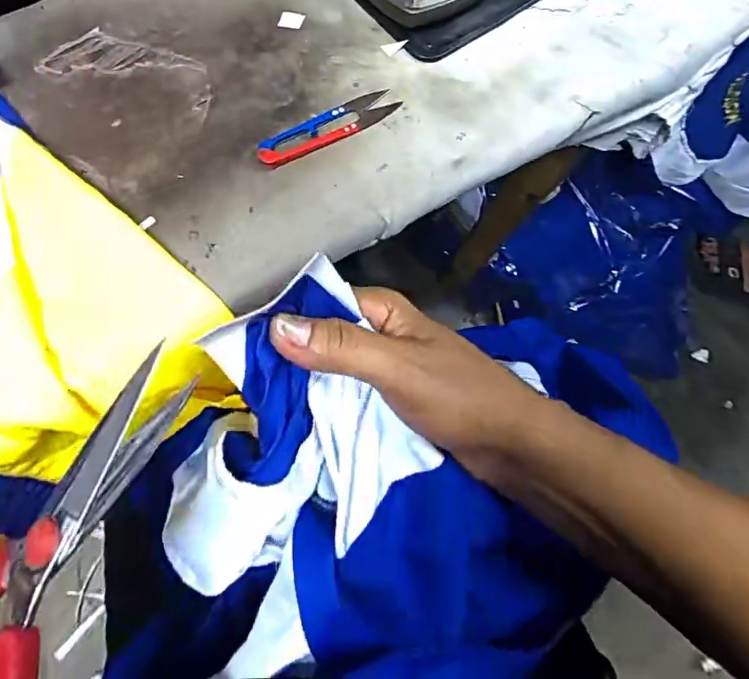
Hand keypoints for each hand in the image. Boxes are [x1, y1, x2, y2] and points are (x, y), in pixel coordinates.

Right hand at [268, 287, 558, 480]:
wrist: (509, 443)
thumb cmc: (458, 395)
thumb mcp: (395, 367)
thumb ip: (341, 346)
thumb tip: (276, 324)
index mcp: (385, 311)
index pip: (322, 304)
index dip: (284, 321)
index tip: (239, 348)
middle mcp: (383, 333)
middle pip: (325, 337)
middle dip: (289, 358)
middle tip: (242, 388)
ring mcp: (388, 368)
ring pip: (335, 369)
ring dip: (306, 385)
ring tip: (258, 409)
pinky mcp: (392, 400)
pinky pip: (350, 396)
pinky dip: (327, 406)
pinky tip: (298, 425)